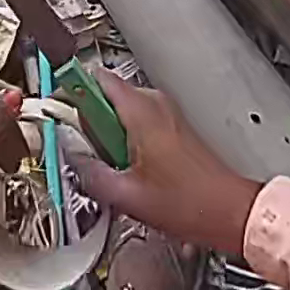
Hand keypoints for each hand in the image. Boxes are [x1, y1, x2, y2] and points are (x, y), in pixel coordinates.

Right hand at [68, 72, 261, 257]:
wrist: (231, 211)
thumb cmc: (191, 202)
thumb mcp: (129, 195)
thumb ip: (92, 175)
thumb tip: (70, 161)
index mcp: (140, 109)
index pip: (95, 78)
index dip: (72, 89)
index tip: (58, 106)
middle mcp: (152, 101)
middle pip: (104, 94)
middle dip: (88, 119)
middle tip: (85, 150)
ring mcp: (162, 110)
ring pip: (118, 107)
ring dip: (106, 130)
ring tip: (110, 164)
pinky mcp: (169, 123)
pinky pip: (133, 117)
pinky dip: (123, 135)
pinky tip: (129, 167)